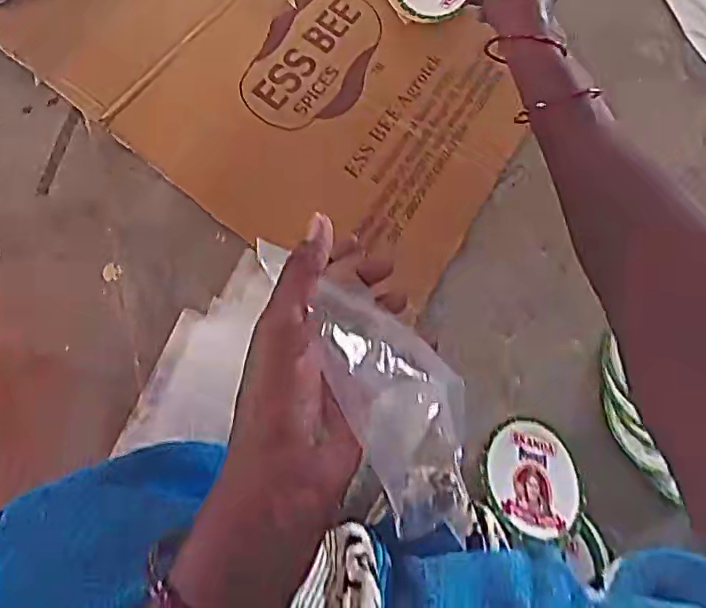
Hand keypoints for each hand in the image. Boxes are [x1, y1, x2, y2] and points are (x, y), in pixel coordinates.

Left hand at [171, 214, 401, 607]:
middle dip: (368, 281)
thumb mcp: (282, 327)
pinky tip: (428, 341)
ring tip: (407, 300)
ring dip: (387, 312)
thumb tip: (320, 220)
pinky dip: (408, 350)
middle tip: (394, 268)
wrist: (285, 484)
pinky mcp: (364, 402)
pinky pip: (389, 366)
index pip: (316, 280)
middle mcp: (314, 345)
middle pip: (345, 302)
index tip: (365, 241)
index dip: (337, 258)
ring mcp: (340, 374)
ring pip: (368, 331)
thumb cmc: (277, 398)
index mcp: (289, 325)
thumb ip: (301, 276)